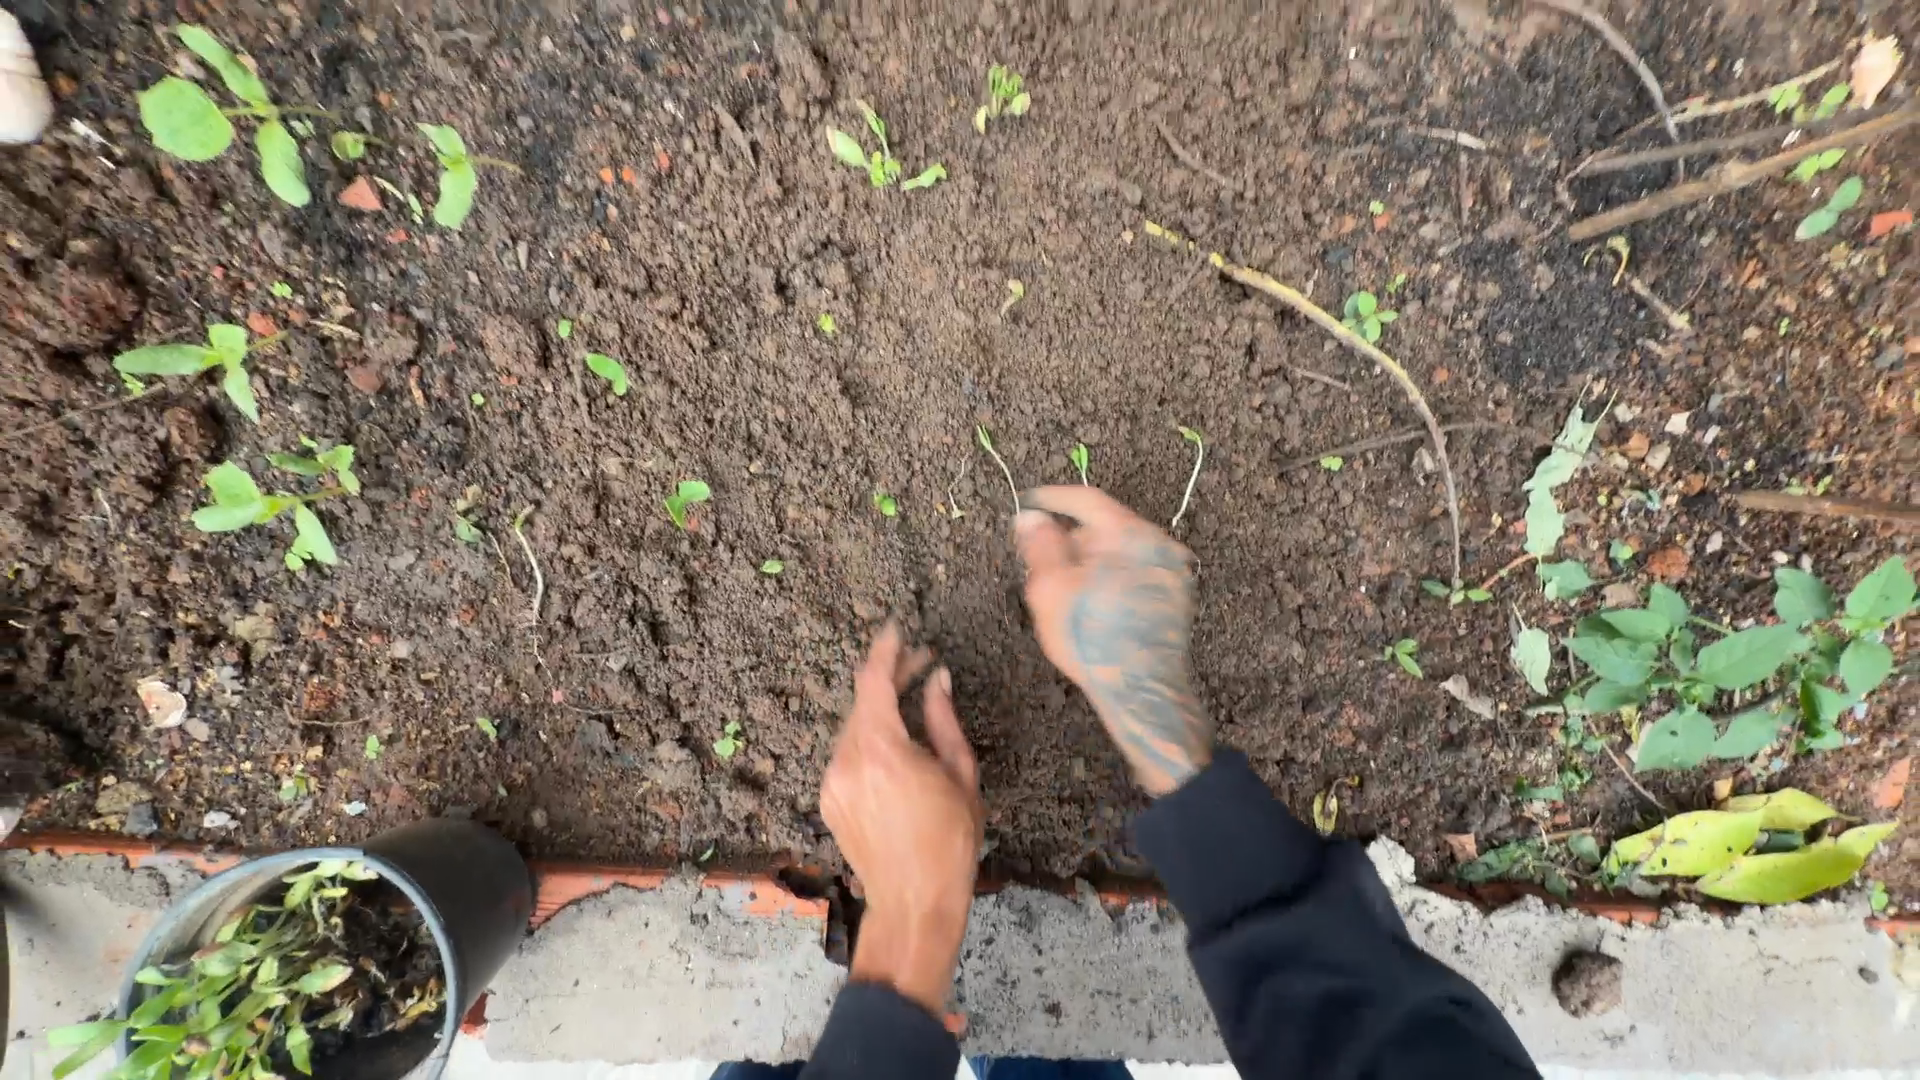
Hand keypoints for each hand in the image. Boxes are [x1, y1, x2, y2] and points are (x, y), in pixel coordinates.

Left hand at [820, 623, 982, 1014]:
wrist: (913, 903)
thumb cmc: (950, 841)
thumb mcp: (960, 775)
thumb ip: (943, 720)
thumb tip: (937, 679)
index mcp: (882, 750)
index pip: (874, 682)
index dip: (885, 651)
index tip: (896, 629)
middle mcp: (847, 760)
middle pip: (864, 702)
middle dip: (891, 678)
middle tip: (923, 666)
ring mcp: (832, 781)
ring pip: (855, 727)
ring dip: (881, 709)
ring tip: (912, 704)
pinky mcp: (828, 799)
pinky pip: (848, 754)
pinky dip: (869, 739)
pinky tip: (896, 745)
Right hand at [1015, 486, 1211, 795]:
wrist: (1141, 689)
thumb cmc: (1092, 637)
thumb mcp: (1050, 588)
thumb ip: (1039, 545)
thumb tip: (1031, 516)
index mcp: (1129, 533)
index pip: (1087, 500)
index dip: (1054, 499)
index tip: (1030, 502)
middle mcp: (1158, 544)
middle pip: (1104, 527)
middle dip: (1071, 541)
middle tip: (1043, 563)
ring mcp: (1171, 571)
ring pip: (1119, 552)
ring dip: (1091, 562)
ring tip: (1067, 593)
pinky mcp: (1175, 597)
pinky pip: (1134, 572)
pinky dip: (1110, 578)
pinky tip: (1093, 606)